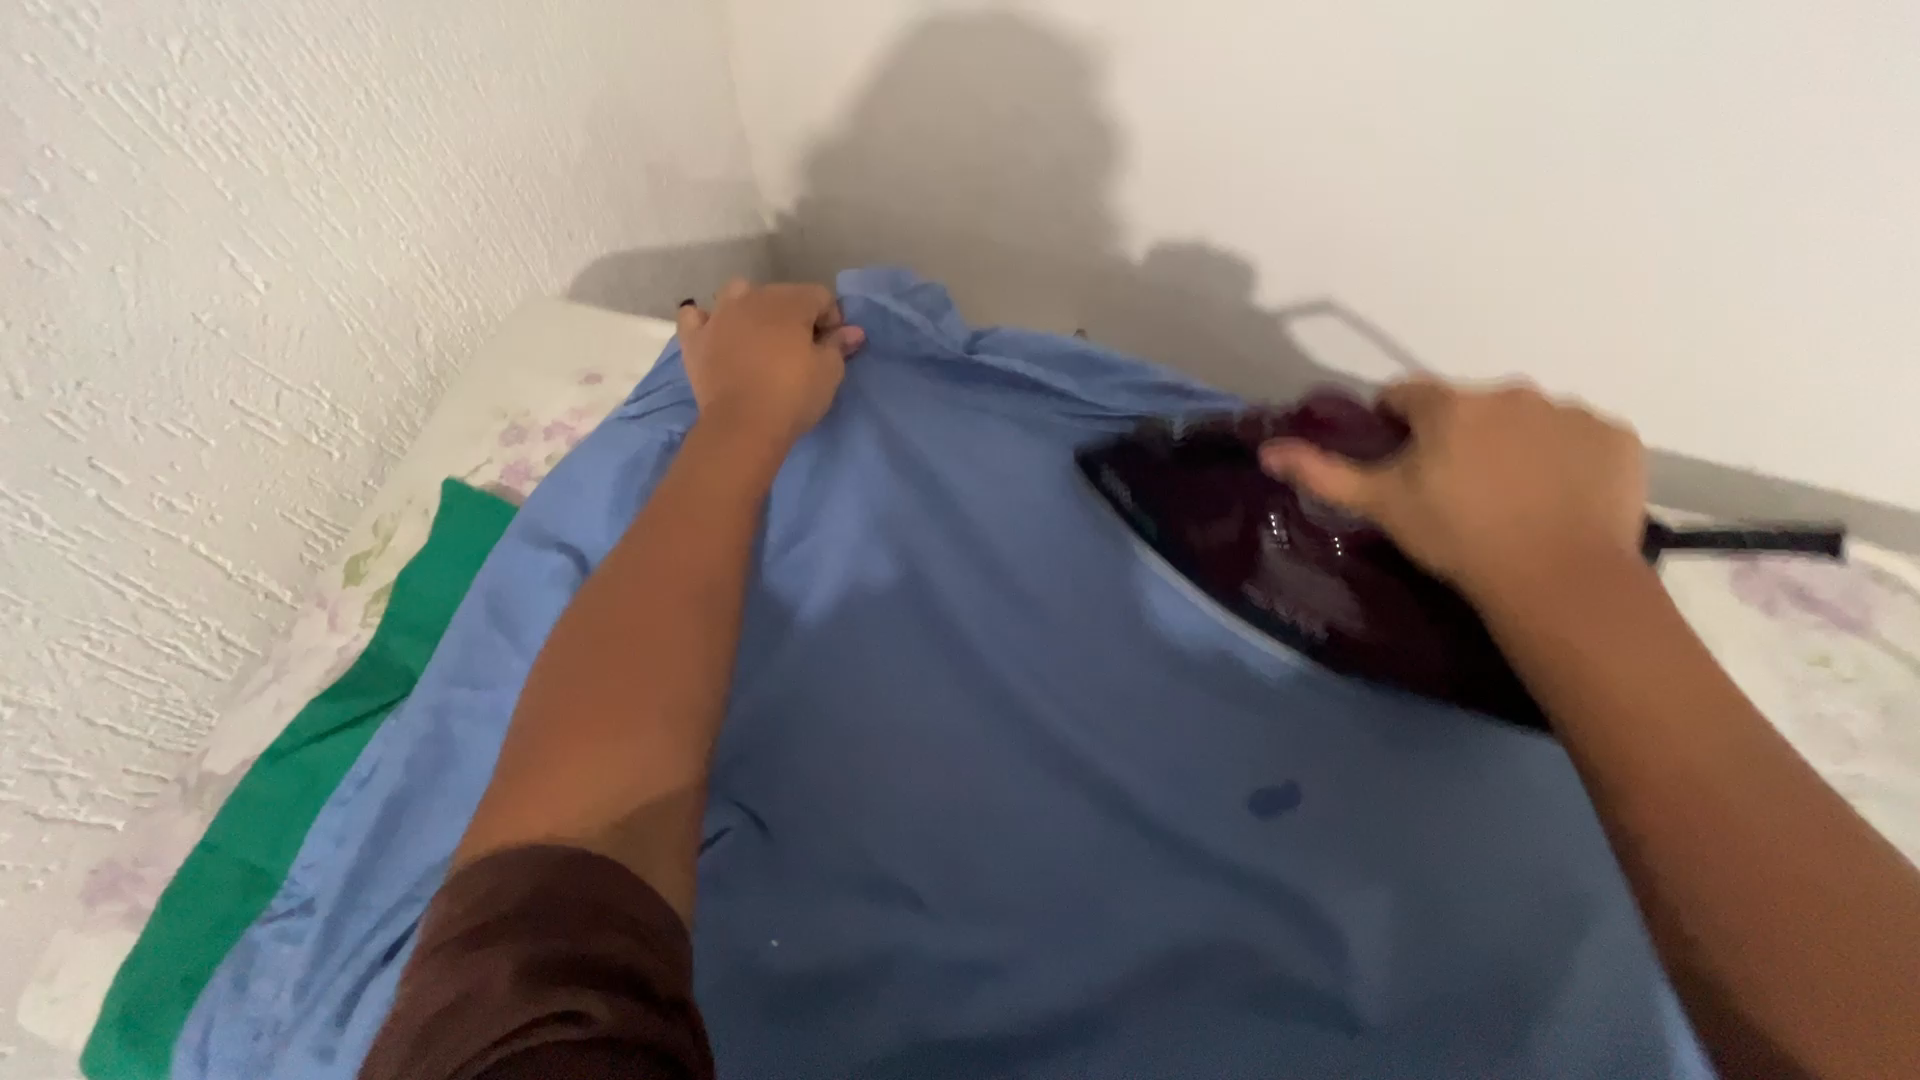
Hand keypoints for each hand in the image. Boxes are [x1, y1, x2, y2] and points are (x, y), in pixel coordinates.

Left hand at [675, 279, 865, 447]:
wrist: (743, 425)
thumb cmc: (794, 396)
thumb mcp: (829, 372)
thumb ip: (839, 345)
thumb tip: (853, 331)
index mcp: (790, 301)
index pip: (820, 296)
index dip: (831, 320)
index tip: (832, 347)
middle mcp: (753, 297)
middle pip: (781, 294)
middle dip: (795, 316)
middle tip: (800, 350)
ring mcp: (719, 315)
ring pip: (738, 295)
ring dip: (752, 309)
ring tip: (759, 338)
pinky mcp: (694, 338)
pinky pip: (697, 316)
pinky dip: (708, 321)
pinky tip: (717, 335)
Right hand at [1259, 378, 1647, 602]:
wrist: (1557, 578)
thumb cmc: (1455, 536)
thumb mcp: (1380, 505)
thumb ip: (1323, 472)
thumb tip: (1267, 450)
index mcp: (1449, 404)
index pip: (1404, 395)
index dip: (1393, 426)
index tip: (1399, 464)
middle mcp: (1511, 392)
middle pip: (1467, 407)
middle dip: (1456, 436)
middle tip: (1454, 491)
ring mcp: (1570, 412)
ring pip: (1525, 421)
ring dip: (1512, 445)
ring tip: (1510, 500)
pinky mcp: (1616, 437)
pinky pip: (1578, 439)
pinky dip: (1564, 459)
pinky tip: (1556, 499)